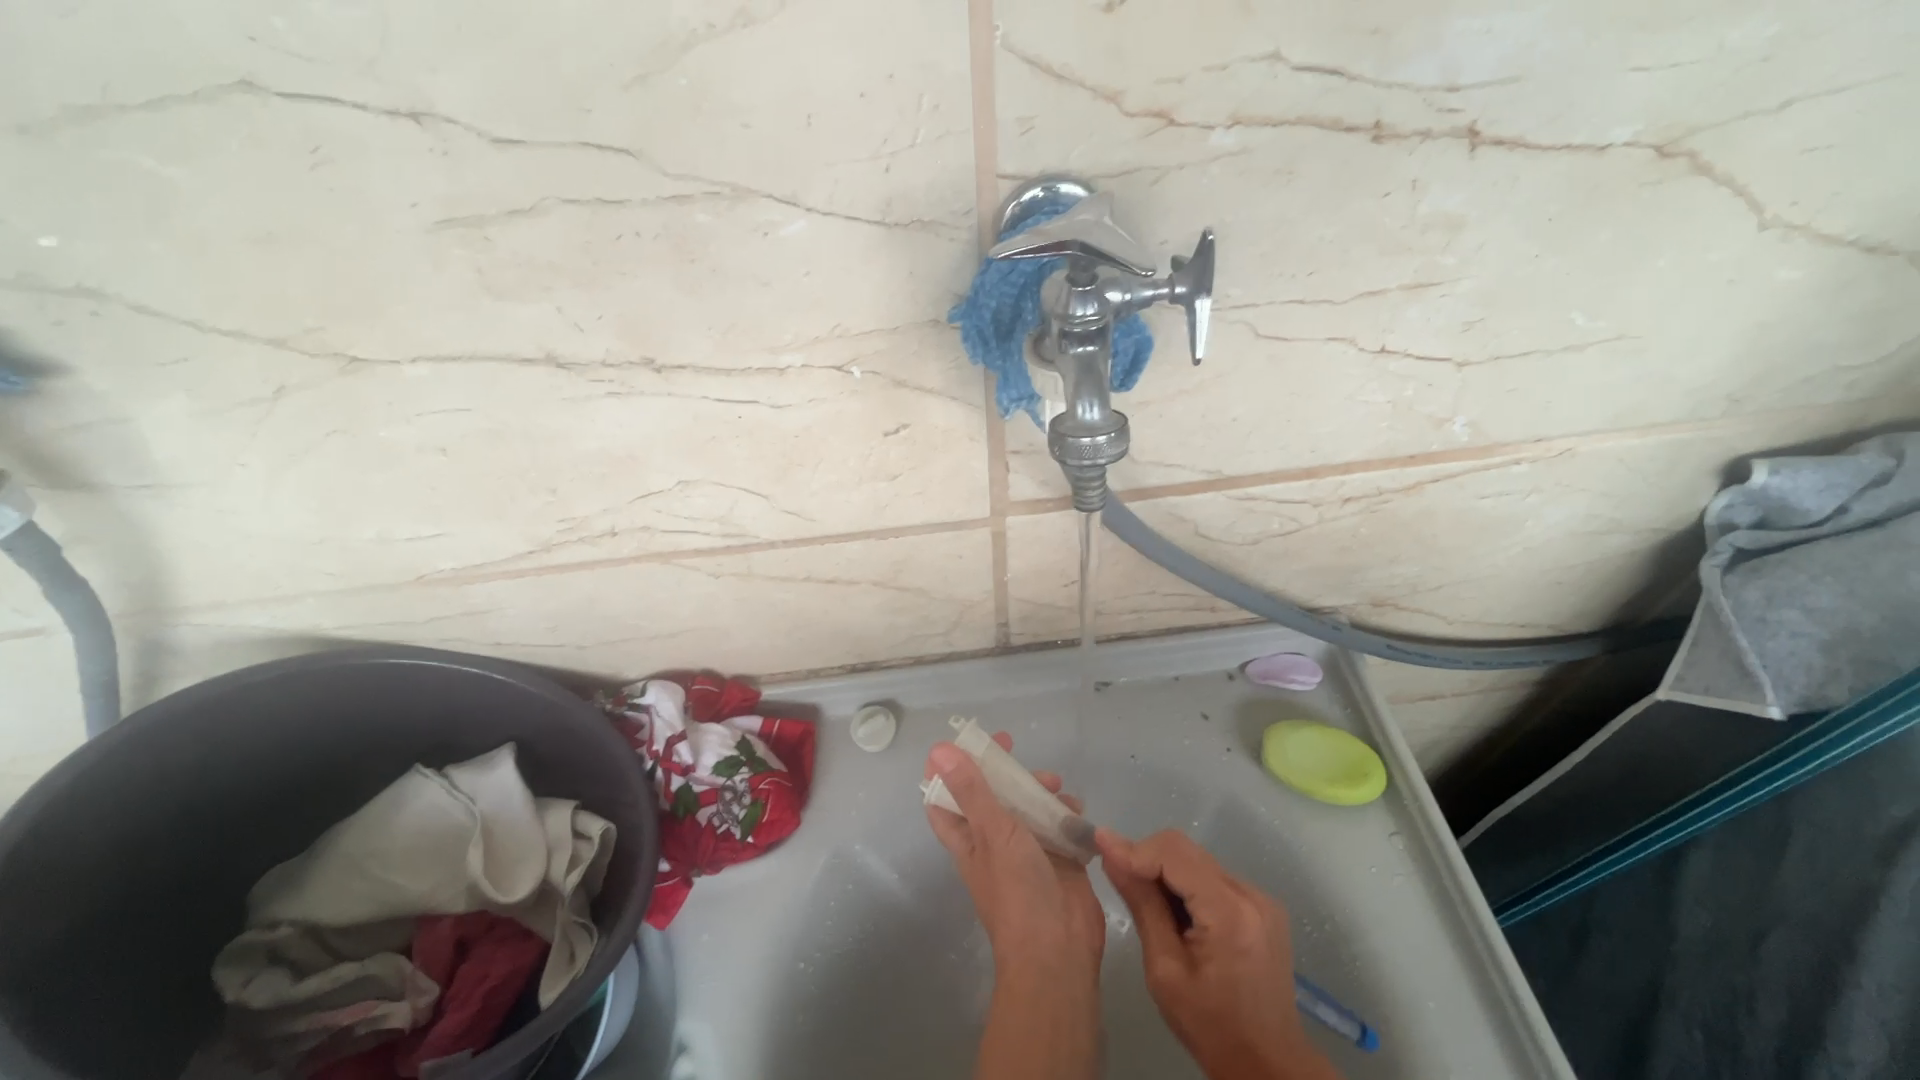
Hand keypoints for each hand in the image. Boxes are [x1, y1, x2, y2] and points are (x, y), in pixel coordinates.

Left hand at [927, 735, 1103, 1079]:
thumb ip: (971, 790)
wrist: (1057, 949)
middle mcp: (995, 843)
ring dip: (1042, 793)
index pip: (945, 798)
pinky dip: (1068, 815)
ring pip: (1030, 809)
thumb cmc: (1016, 890)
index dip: (950, 770)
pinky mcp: (1060, 861)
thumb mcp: (992, 832)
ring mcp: (1029, 853)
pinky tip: (1077, 812)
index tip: (968, 743)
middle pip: (994, 797)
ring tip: (1059, 789)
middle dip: (1006, 774)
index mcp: (968, 838)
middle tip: (1021, 753)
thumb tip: (938, 750)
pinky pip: (1061, 827)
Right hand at [1098, 829, 1340, 1079]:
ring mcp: (1262, 899)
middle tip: (1117, 880)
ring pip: (1199, 861)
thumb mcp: (1164, 969)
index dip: (1134, 849)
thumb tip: (1111, 854)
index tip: (1099, 850)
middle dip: (1147, 859)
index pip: (1174, 853)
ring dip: (1167, 873)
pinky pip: (1214, 878)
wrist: (1266, 1061)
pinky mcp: (1263, 907)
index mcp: (1229, 912)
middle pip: (1187, 851)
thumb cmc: (1209, 1024)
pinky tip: (1177, 917)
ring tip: (1149, 907)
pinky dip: (1188, 886)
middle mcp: (1251, 894)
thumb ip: (1141, 905)